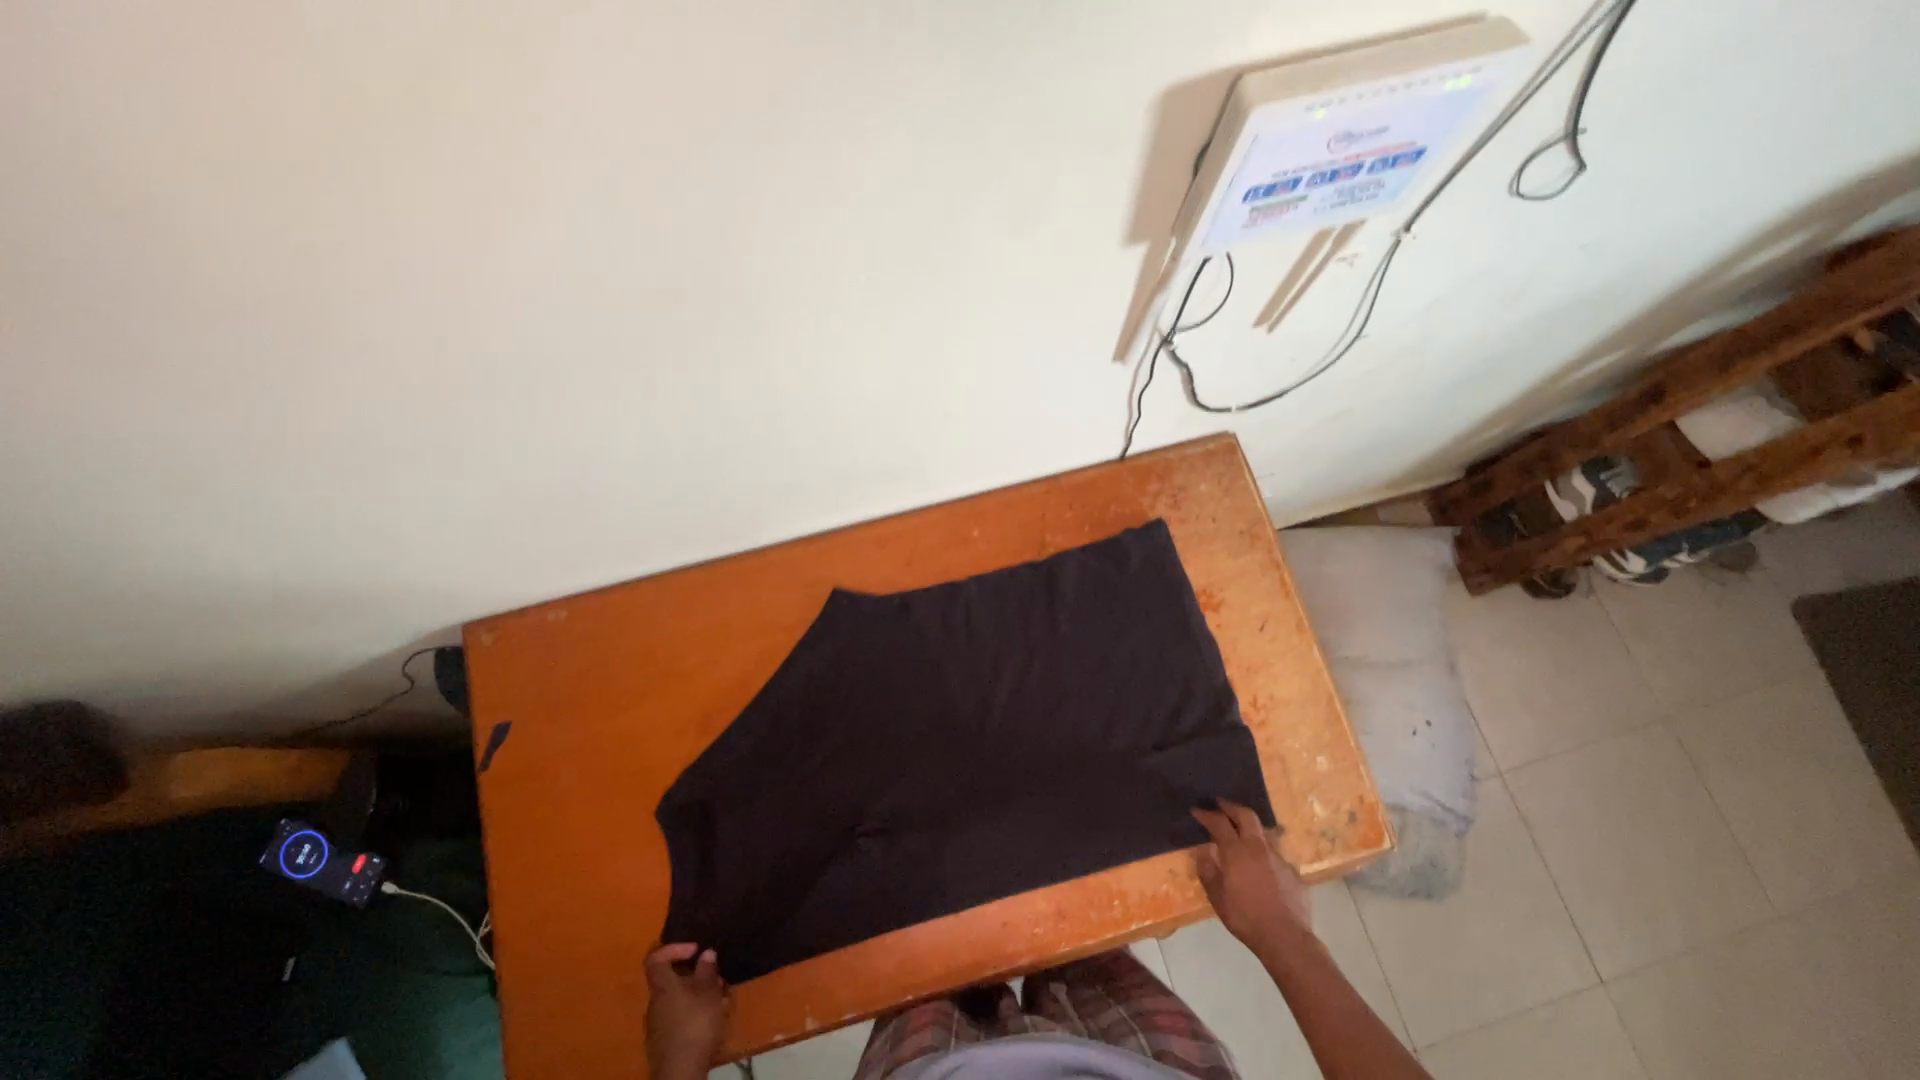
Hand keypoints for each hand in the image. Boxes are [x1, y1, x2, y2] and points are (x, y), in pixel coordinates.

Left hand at [645, 944, 730, 1078]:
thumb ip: (707, 971)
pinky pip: (678, 1015)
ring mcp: (657, 1022)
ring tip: (719, 998)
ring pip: (677, 998)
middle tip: (714, 976)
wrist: (680, 1071)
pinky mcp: (663, 1039)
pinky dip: (693, 1011)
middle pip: (669, 979)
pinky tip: (711, 1018)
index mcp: (662, 986)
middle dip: (693, 974)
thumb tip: (706, 953)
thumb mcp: (708, 992)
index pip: (655, 958)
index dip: (674, 948)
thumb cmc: (695, 1024)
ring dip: (696, 994)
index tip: (695, 949)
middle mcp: (655, 1001)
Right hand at [1192, 801, 1311, 958]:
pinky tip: (1261, 867)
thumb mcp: (1217, 897)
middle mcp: (1259, 848)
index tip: (1197, 810)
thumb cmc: (1245, 917)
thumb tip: (1203, 851)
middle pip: (1246, 815)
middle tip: (1221, 805)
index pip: (1219, 823)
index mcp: (1237, 852)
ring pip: (1263, 833)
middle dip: (1231, 807)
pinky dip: (1263, 854)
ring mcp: (1279, 858)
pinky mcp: (1293, 871)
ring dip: (1250, 829)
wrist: (1285, 937)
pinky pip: (1274, 855)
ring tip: (1241, 834)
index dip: (1206, 814)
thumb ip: (1208, 871)